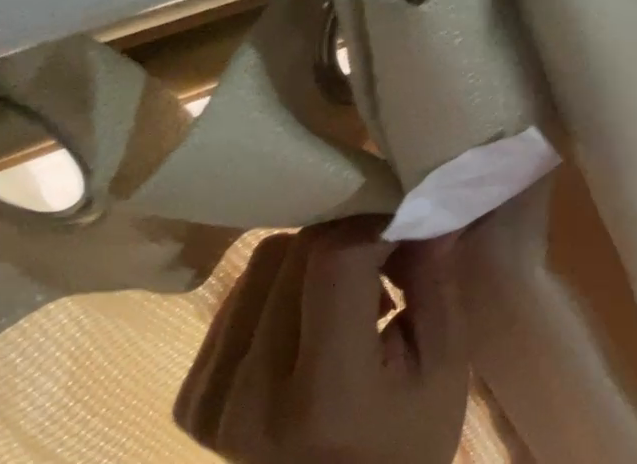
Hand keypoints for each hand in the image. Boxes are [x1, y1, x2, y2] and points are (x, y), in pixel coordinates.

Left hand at [174, 217, 472, 463]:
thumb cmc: (412, 435)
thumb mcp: (446, 361)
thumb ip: (433, 279)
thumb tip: (423, 202)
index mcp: (327, 396)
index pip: (336, 262)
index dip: (375, 225)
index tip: (407, 224)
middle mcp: (251, 397)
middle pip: (295, 255)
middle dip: (350, 235)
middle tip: (387, 253)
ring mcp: (210, 400)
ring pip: (262, 265)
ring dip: (314, 258)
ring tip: (352, 290)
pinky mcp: (189, 399)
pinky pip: (238, 296)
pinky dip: (283, 286)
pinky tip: (314, 317)